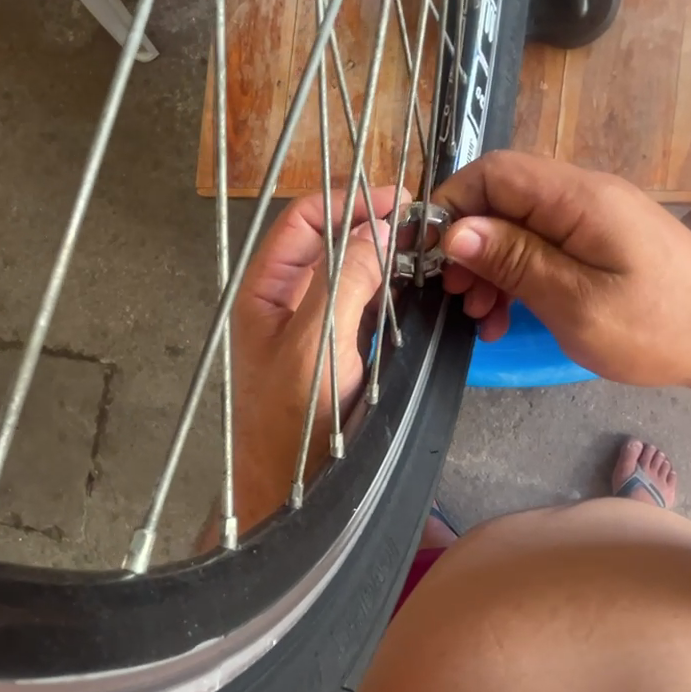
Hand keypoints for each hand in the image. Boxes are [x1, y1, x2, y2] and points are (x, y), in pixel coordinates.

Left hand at [228, 187, 396, 525]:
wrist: (292, 491)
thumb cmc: (293, 421)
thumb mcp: (316, 344)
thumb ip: (344, 280)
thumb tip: (377, 228)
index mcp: (264, 291)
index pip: (303, 220)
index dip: (347, 201)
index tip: (397, 200)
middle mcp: (287, 301)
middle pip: (330, 242)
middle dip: (373, 226)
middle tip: (421, 227)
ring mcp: (314, 327)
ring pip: (351, 273)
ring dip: (387, 259)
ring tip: (426, 253)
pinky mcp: (338, 352)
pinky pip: (366, 307)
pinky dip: (391, 292)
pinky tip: (418, 289)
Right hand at [432, 151, 690, 393]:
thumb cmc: (658, 329)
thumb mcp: (575, 302)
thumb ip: (515, 260)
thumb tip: (454, 230)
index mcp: (578, 198)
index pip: (493, 172)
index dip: (451, 205)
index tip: (427, 256)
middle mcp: (583, 196)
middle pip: (501, 199)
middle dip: (467, 245)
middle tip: (456, 297)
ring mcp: (593, 219)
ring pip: (516, 226)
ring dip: (489, 267)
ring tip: (481, 316)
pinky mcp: (600, 243)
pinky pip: (541, 247)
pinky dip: (515, 277)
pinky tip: (507, 315)